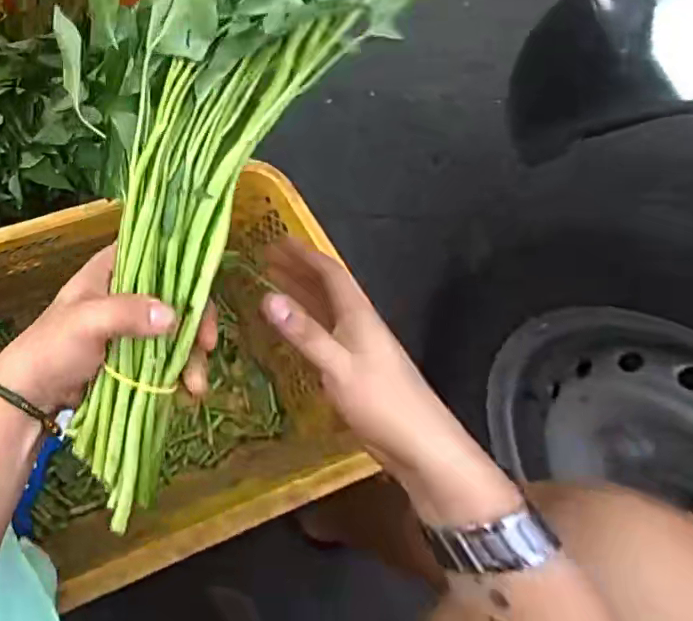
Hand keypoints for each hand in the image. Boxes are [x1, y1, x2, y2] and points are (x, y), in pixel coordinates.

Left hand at [0, 243, 218, 411]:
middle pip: (176, 295)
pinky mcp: (133, 353)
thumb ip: (126, 313)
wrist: (32, 391)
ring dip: (190, 355)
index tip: (201, 304)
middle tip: (207, 349)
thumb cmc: (53, 345)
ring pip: (175, 329)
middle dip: (195, 323)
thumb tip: (173, 315)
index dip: (186, 273)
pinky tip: (186, 393)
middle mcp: (126, 289)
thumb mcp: (86, 322)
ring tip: (195, 387)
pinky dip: (179, 371)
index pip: (159, 255)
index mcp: (112, 267)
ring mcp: (131, 323)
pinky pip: (166, 356)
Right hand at [259, 238, 507, 517]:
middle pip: (326, 287)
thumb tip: (267, 297)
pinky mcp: (354, 370)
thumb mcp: (338, 366)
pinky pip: (322, 332)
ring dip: (299, 292)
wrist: (427, 453)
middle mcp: (358, 325)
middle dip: (297, 268)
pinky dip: (302, 321)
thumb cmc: (385, 404)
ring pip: (324, 309)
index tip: (278, 238)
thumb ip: (304, 333)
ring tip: (271, 280)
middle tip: (265, 255)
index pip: (330, 273)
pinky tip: (289, 326)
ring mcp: (357, 348)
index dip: (305, 254)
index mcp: (358, 315)